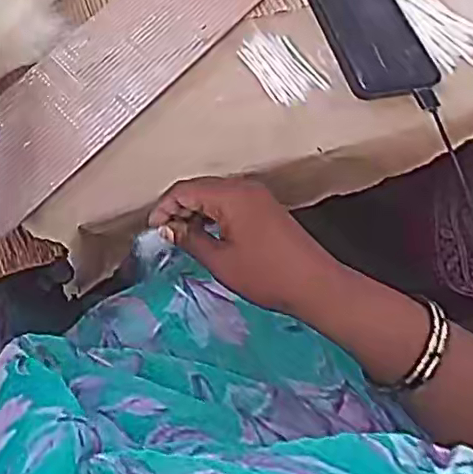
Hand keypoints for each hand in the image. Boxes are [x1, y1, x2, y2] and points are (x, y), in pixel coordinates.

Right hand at [148, 176, 340, 313]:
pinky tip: (206, 233)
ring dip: (194, 210)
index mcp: (229, 195)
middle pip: (197, 188)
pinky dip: (211, 213)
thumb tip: (169, 229)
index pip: (184, 190)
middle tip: (165, 233)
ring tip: (182, 236)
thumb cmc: (268, 275)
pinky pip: (227, 200)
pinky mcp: (263, 205)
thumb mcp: (221, 261)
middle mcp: (242, 187)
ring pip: (212, 193)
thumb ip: (189, 239)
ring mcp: (255, 194)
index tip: (154, 228)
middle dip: (177, 208)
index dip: (164, 207)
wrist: (319, 286)